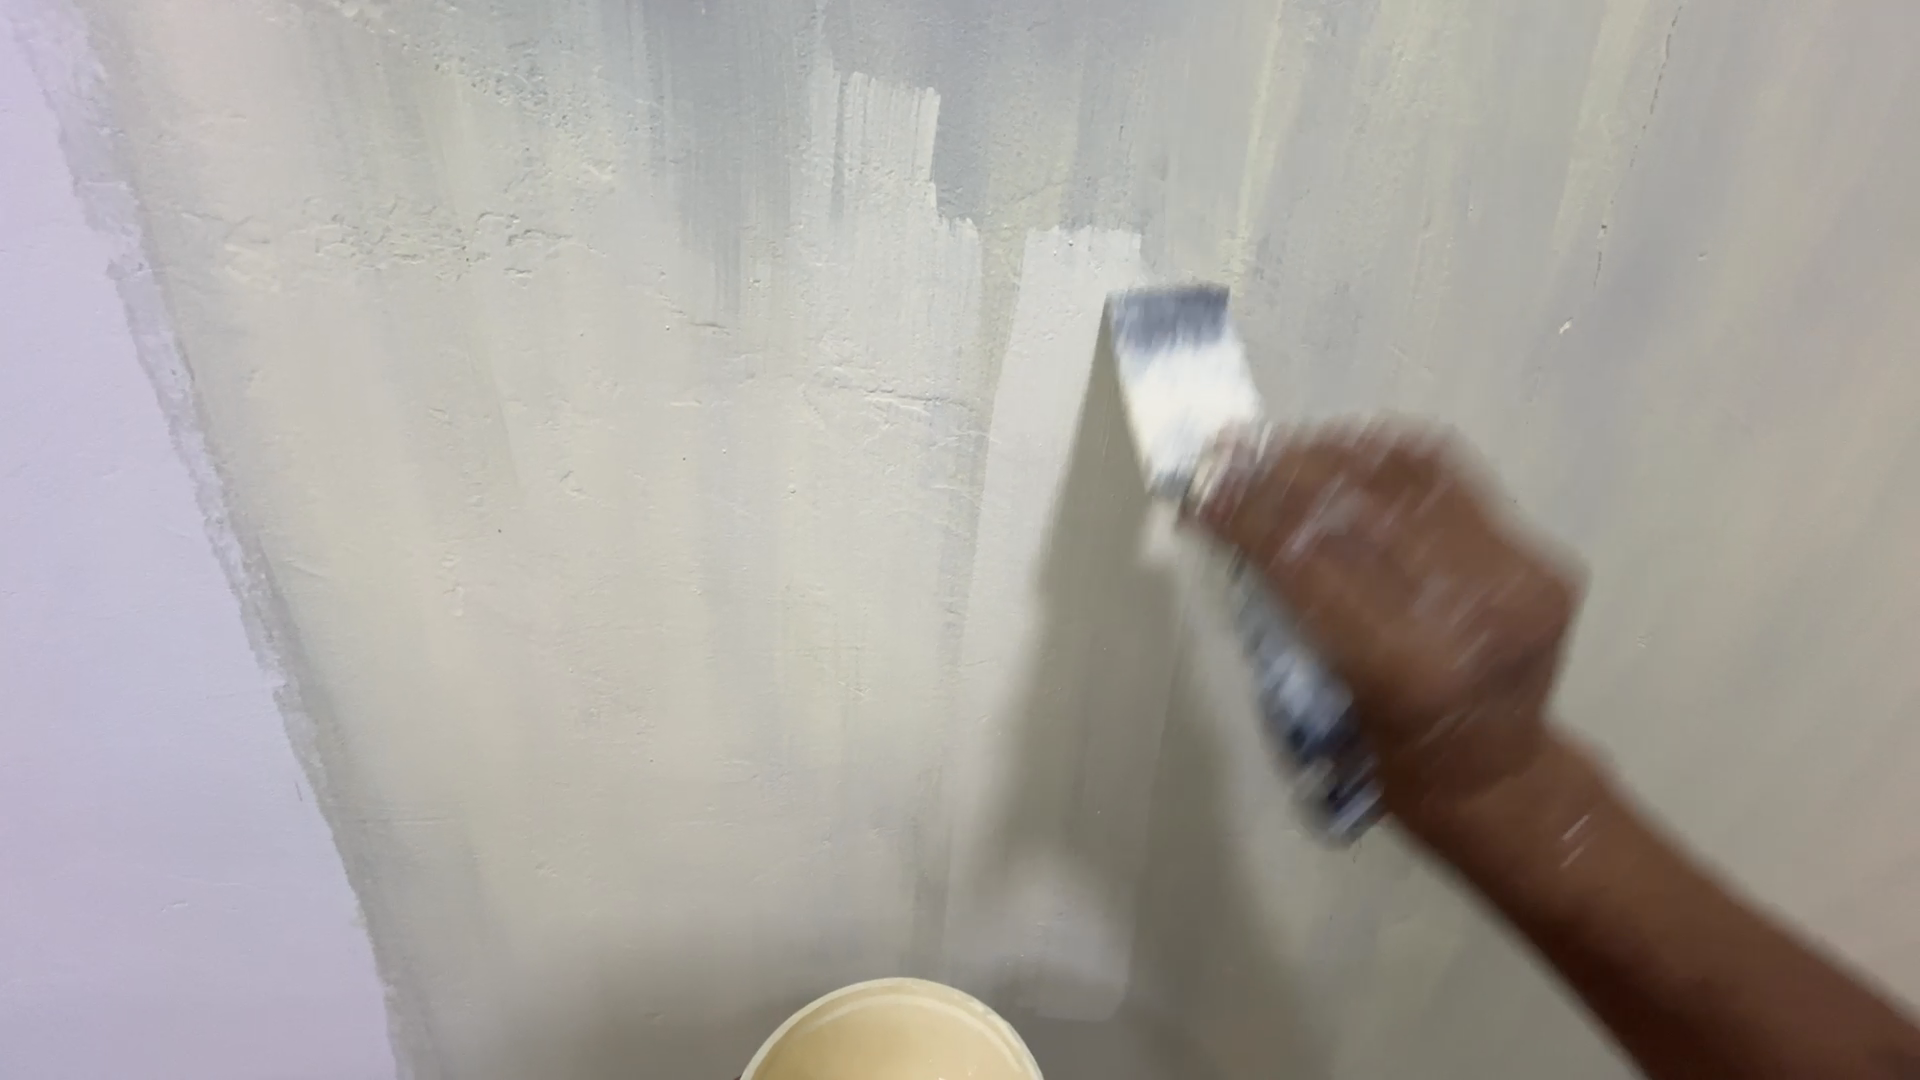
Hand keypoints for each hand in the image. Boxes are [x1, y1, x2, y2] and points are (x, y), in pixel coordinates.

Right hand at [1190, 423, 1582, 809]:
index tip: (1197, 490)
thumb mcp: (1309, 696)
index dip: (1246, 516)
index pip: (1306, 563)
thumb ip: (1279, 607)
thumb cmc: (1379, 753)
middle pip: (1356, 509)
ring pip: (1406, 477)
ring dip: (1325, 451)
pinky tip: (1333, 450)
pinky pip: (1445, 477)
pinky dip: (1378, 454)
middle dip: (1277, 472)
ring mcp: (1520, 577)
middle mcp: (1475, 616)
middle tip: (1223, 452)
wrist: (1494, 774)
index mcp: (1405, 669)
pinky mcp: (1539, 554)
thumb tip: (1229, 521)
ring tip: (1272, 445)